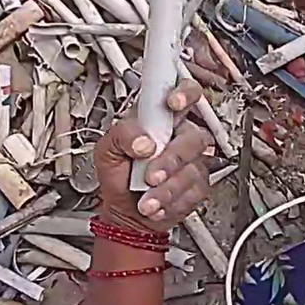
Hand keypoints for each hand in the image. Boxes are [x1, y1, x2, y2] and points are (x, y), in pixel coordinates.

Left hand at [94, 80, 213, 233]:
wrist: (124, 212)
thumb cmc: (117, 175)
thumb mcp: (106, 150)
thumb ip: (121, 135)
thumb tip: (144, 141)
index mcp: (158, 118)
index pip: (181, 92)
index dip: (183, 93)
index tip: (173, 103)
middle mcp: (178, 135)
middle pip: (194, 136)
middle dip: (171, 159)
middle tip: (150, 175)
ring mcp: (190, 159)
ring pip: (193, 168)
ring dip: (167, 187)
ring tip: (146, 196)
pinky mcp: (198, 183)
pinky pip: (195, 190)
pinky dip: (171, 201)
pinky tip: (156, 203)